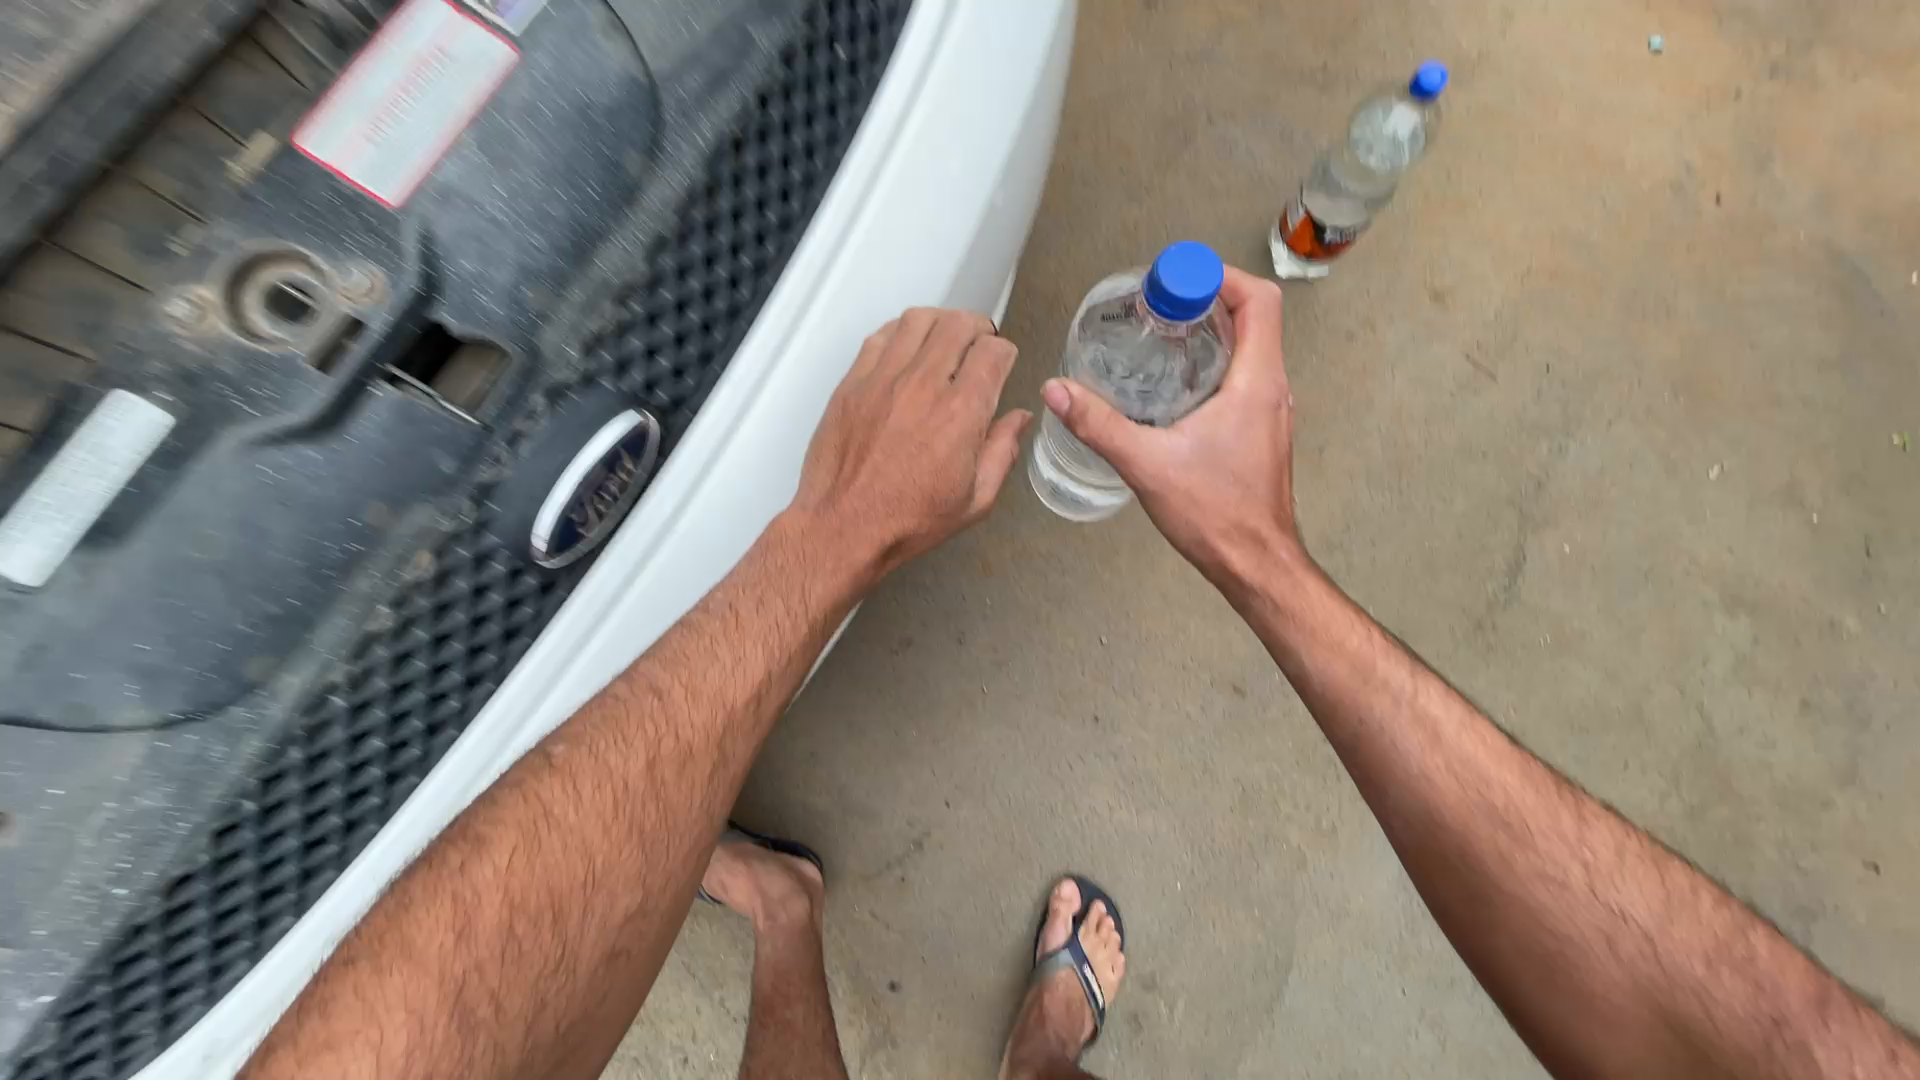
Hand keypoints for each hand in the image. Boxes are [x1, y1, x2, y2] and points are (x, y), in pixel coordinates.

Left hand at [789, 308, 1030, 580]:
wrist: (843, 526)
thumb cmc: (910, 520)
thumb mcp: (975, 500)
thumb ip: (1003, 452)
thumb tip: (1019, 418)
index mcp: (961, 414)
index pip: (994, 352)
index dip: (1005, 354)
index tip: (1002, 365)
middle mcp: (923, 386)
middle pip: (959, 325)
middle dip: (978, 329)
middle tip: (980, 344)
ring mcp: (883, 379)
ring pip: (918, 320)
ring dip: (940, 323)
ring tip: (945, 340)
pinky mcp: (853, 383)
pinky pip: (880, 336)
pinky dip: (901, 333)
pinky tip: (907, 350)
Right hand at [1040, 266, 1301, 585]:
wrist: (1254, 564)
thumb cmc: (1216, 515)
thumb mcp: (1147, 464)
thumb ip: (1098, 424)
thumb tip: (1057, 391)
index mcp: (1256, 382)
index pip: (1258, 300)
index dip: (1220, 277)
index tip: (1176, 281)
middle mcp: (1272, 390)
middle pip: (1252, 320)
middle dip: (1206, 301)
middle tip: (1157, 307)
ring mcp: (1270, 414)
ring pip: (1249, 351)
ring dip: (1210, 335)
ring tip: (1161, 339)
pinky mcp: (1260, 435)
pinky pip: (1243, 380)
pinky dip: (1213, 367)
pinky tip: (1173, 389)